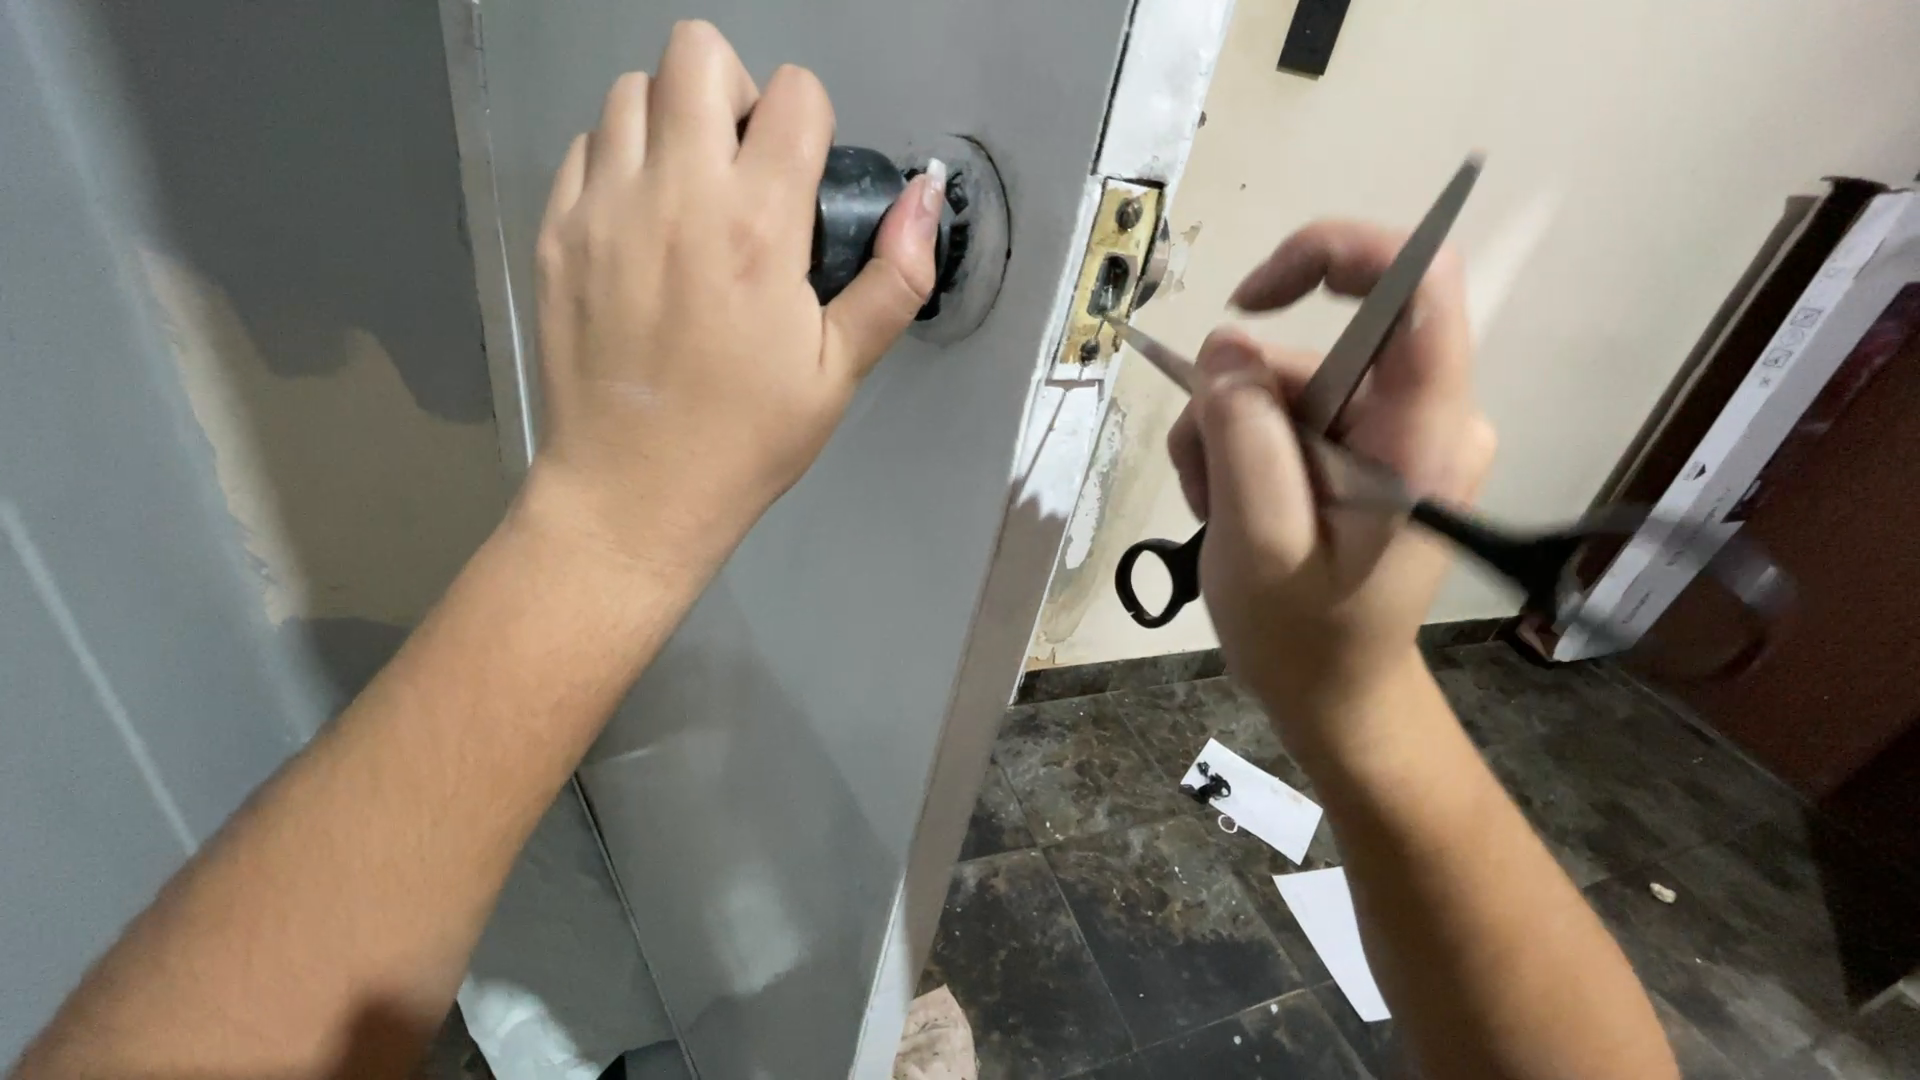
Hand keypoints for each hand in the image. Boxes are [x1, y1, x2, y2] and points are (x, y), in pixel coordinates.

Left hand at [519, 21, 942, 572]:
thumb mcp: (840, 371)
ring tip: (692, 198)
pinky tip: (642, 228)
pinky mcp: (556, 232)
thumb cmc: (749, 439)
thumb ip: (893, 279)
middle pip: (697, 53)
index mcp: (757, 228)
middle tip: (745, 170)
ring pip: (632, 91)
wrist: (634, 492)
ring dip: (674, 123)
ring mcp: (602, 208)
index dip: (814, 125)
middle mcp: (674, 194)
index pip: (795, 95)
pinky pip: (587, 148)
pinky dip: (622, 162)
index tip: (807, 181)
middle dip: (736, 93)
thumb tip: (925, 197)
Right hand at [1167, 221, 1495, 740]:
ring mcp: (1386, 435)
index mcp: (1423, 432)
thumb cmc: (1303, 635)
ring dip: (1226, 441)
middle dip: (1236, 407)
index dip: (1331, 254)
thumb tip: (1225, 347)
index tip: (1246, 300)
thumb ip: (1240, 433)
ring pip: (1281, 388)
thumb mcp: (1256, 539)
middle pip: (1313, 351)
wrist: (1334, 694)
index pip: (1415, 282)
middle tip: (1208, 485)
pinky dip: (1237, 456)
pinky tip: (1228, 510)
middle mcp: (1420, 416)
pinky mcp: (1357, 453)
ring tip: (1217, 514)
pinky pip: (1281, 419)